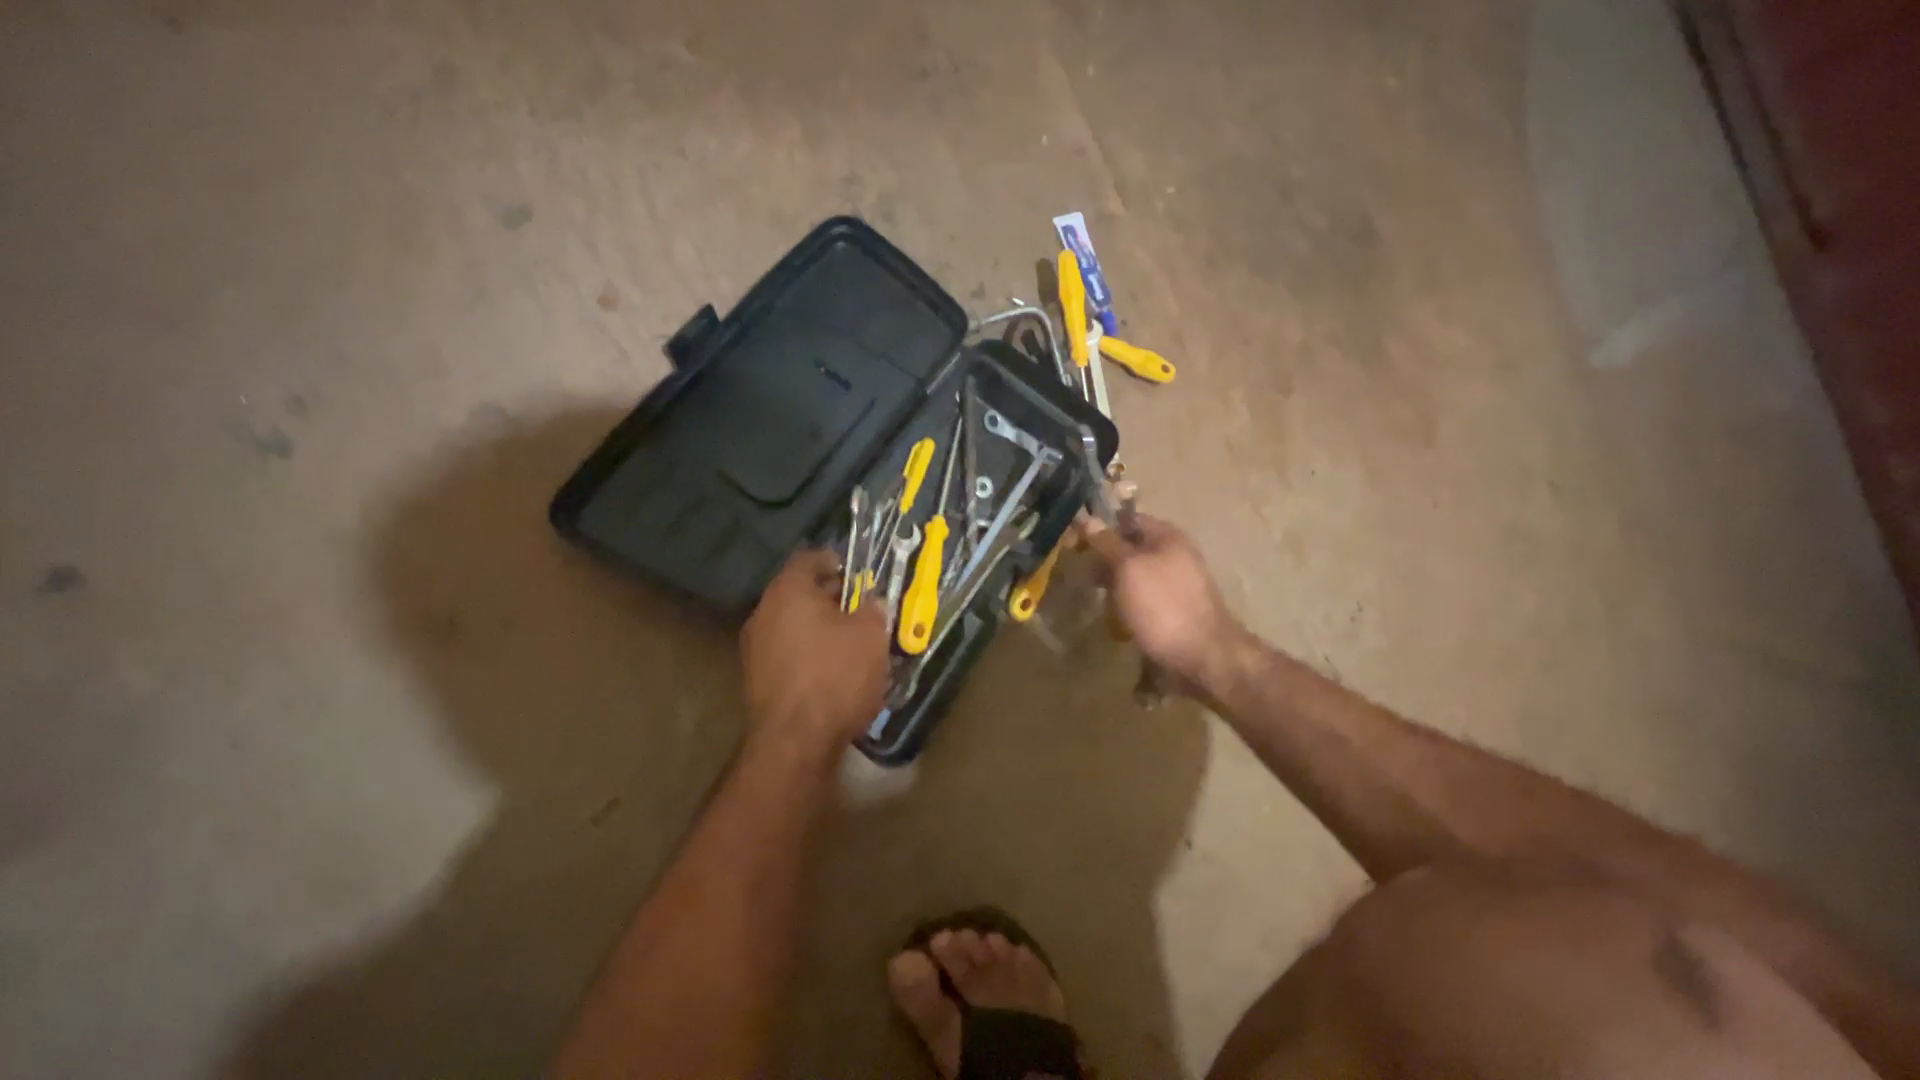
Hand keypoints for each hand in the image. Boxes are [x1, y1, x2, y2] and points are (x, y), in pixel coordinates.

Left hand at [741, 550, 891, 746]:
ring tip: (850, 644)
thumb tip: (872, 603)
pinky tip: (831, 672)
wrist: (796, 740)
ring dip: (818, 629)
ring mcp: (754, 648)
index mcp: (788, 591)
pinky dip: (807, 656)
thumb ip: (874, 610)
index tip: (855, 572)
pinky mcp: (756, 680)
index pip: (808, 558)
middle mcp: (763, 613)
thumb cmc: (836, 675)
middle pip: (798, 593)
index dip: (834, 561)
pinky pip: (786, 655)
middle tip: (860, 609)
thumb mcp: (871, 636)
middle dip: (830, 598)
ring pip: (792, 626)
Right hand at [1077, 513, 1243, 686]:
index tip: (1073, 544)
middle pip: (1130, 550)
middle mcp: (1175, 555)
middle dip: (1105, 563)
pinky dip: (1129, 609)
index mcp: (1168, 537)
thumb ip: (1108, 543)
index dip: (1100, 528)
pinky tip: (1118, 624)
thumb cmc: (1163, 606)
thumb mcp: (1129, 569)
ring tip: (1101, 605)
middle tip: (1085, 579)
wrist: (1203, 656)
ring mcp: (1177, 585)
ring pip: (1135, 578)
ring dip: (1115, 589)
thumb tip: (1089, 519)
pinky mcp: (1175, 611)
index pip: (1127, 520)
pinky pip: (1144, 602)